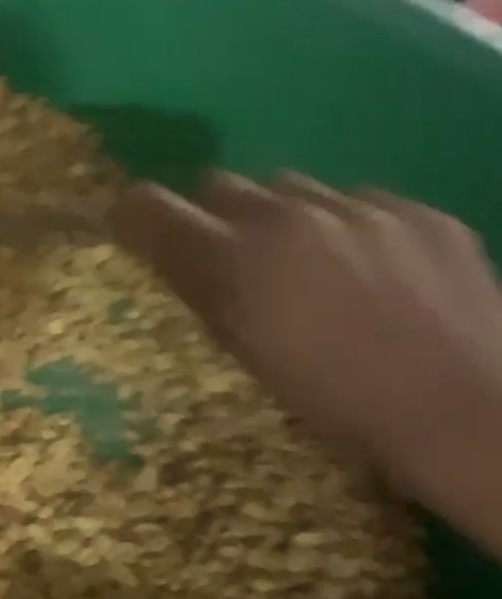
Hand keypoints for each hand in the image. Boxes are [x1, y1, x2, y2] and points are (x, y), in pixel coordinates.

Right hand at [112, 171, 501, 551]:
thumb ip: (197, 287)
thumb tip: (170, 254)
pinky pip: (359, 200)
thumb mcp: (239, 348)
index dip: (132, 217)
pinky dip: (348, 225)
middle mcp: (286, 216)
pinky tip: (369, 269)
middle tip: (225, 254)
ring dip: (279, 215)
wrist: (476, 415)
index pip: (146, 205)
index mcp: (230, 255)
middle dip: (210, 213)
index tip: (132, 234)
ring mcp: (360, 210)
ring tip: (303, 259)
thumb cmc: (335, 398)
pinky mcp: (422, 214)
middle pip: (217, 183)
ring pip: (288, 186)